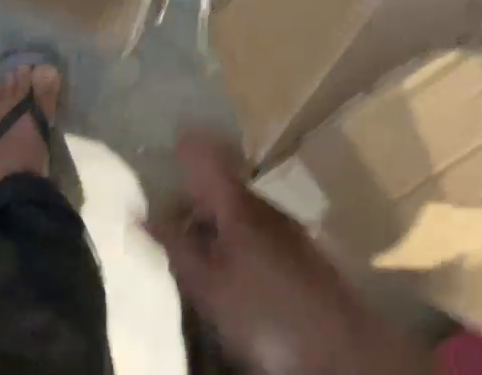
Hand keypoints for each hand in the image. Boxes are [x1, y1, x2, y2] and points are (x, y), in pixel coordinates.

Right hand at [146, 132, 432, 374]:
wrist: (340, 344)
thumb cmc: (265, 310)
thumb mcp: (208, 285)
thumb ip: (175, 247)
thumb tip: (142, 214)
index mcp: (237, 205)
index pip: (209, 157)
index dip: (189, 144)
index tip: (172, 137)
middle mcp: (264, 206)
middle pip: (223, 188)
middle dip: (194, 198)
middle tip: (168, 221)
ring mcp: (286, 228)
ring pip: (240, 212)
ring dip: (215, 223)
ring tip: (195, 254)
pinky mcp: (301, 251)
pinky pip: (257, 232)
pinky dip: (236, 241)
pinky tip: (230, 272)